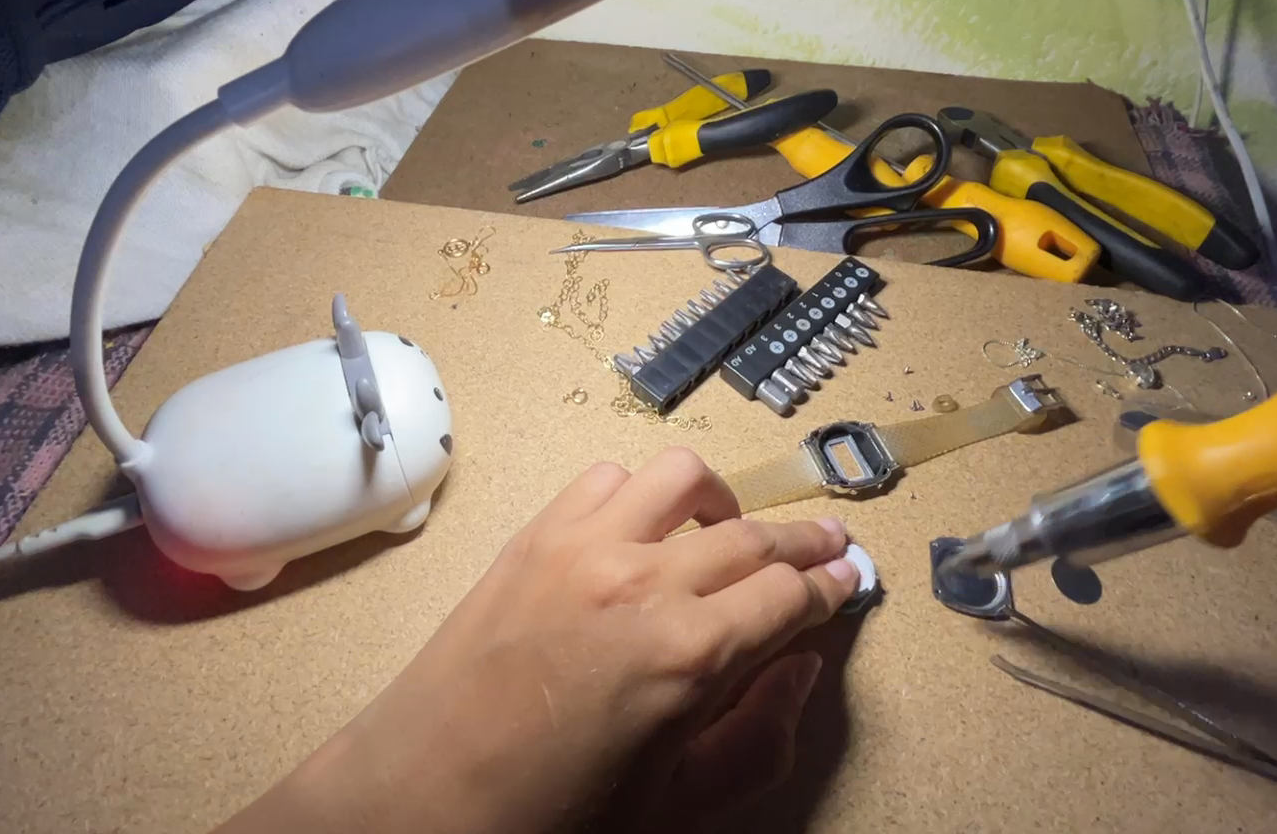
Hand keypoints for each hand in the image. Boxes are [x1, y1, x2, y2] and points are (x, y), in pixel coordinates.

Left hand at [218, 447, 858, 833]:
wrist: (426, 790)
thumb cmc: (554, 812)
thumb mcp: (679, 802)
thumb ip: (761, 735)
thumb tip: (803, 661)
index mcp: (687, 654)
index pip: (787, 595)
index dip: (829, 584)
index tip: (850, 575)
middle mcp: (642, 579)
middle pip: (750, 533)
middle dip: (802, 537)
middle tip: (827, 541)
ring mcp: (585, 543)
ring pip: (680, 476)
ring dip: (720, 499)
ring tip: (729, 526)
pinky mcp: (539, 530)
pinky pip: (606, 478)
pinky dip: (639, 494)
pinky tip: (643, 525)